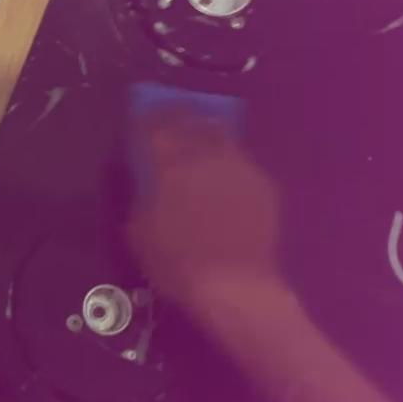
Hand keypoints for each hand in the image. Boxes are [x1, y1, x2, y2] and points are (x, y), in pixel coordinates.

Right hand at [127, 111, 287, 314]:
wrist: (234, 286)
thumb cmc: (176, 263)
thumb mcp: (138, 233)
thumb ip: (138, 198)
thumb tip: (140, 181)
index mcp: (172, 165)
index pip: (157, 127)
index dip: (148, 119)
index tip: (142, 118)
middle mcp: (207, 156)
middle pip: (192, 123)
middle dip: (179, 116)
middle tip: (171, 115)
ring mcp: (240, 168)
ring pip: (222, 137)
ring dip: (207, 131)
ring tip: (200, 133)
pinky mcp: (264, 185)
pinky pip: (242, 162)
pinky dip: (229, 160)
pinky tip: (225, 171)